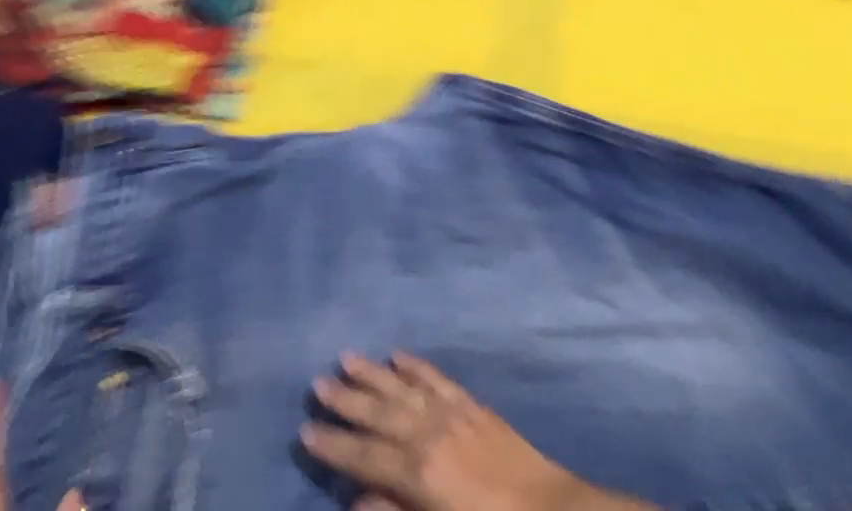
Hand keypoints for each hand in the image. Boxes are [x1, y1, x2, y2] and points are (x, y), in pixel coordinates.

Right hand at [300, 352, 653, 510]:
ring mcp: (453, 413)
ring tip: (346, 356)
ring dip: (373, 373)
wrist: (547, 508)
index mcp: (417, 471)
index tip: (305, 429)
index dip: (333, 444)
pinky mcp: (474, 405)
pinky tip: (399, 355)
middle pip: (379, 413)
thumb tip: (356, 498)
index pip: (364, 455)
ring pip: (404, 388)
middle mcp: (429, 433)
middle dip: (346, 399)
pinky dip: (417, 366)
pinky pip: (439, 379)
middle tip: (317, 382)